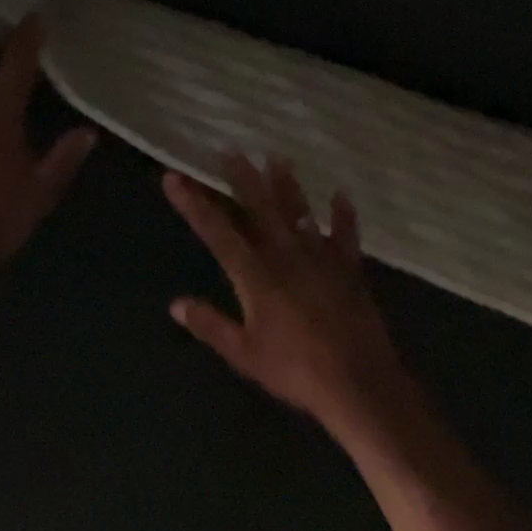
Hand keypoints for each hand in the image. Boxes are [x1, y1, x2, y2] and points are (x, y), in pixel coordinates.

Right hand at [166, 154, 411, 433]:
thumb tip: (176, 305)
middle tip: (230, 150)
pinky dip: (342, 214)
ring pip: (300, 213)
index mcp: (256, 277)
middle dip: (242, 179)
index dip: (194, 204)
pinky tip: (340, 196)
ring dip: (287, 185)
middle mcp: (287, 257)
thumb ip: (211, 325)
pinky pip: (345, 234)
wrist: (356, 381)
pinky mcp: (350, 271)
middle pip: (261, 209)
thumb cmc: (294, 371)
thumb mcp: (244, 353)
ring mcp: (322, 260)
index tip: (175, 178)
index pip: (218, 233)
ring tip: (276, 158)